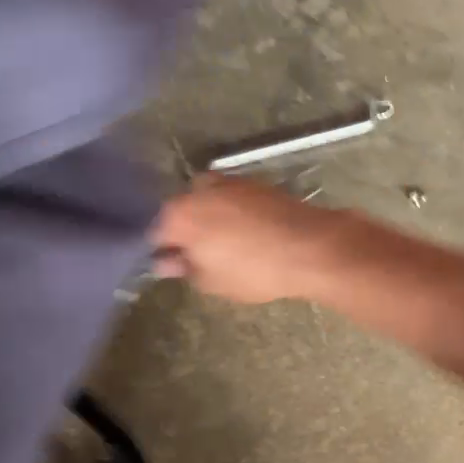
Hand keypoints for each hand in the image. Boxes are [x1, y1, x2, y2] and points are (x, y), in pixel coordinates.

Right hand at [151, 174, 363, 304]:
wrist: (310, 246)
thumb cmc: (254, 270)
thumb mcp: (212, 281)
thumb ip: (183, 268)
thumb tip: (165, 261)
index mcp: (179, 215)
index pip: (153, 232)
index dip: (159, 250)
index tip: (169, 264)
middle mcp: (197, 190)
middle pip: (179, 211)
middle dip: (183, 229)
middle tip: (196, 255)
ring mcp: (227, 181)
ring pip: (204, 199)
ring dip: (207, 216)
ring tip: (223, 244)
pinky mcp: (253, 181)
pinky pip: (229, 196)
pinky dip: (229, 210)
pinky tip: (244, 231)